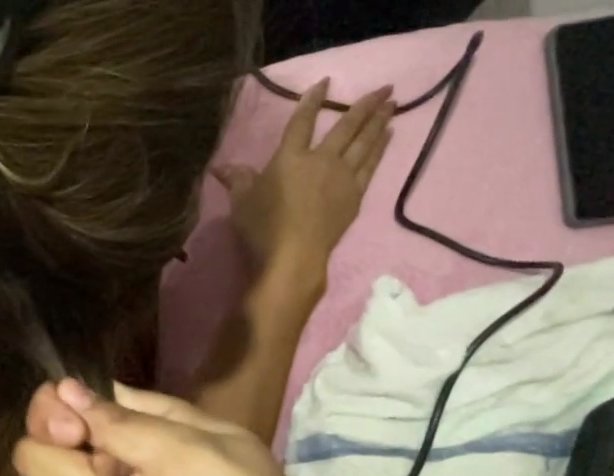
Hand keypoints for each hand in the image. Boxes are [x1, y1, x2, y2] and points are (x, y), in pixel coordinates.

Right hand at [212, 79, 393, 275]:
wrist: (293, 256)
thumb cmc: (262, 227)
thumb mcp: (241, 203)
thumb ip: (237, 180)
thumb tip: (221, 166)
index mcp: (290, 158)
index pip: (301, 122)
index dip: (312, 101)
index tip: (325, 83)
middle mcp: (322, 159)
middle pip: (346, 126)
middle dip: (365, 105)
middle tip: (385, 87)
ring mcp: (343, 176)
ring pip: (365, 141)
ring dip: (379, 121)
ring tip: (392, 104)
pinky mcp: (355, 195)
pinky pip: (371, 165)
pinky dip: (380, 148)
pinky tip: (388, 137)